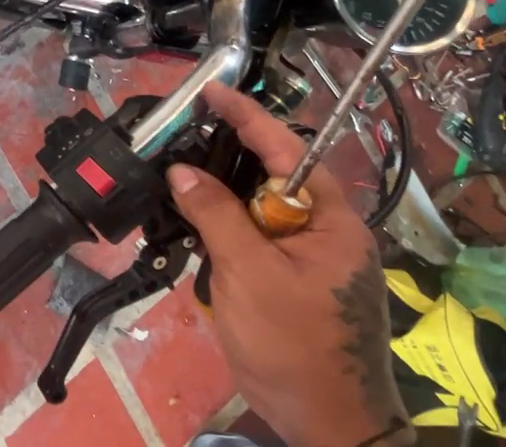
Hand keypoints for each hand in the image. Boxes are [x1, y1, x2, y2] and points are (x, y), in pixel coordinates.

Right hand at [170, 85, 412, 446]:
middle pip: (268, 174)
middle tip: (179, 131)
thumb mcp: (252, 274)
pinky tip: (187, 217)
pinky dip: (217, 222)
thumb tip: (181, 171)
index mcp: (332, 223)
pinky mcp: (282, 275)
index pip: (287, 152)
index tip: (212, 92)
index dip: (248, 118)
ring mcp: (302, 255)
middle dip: (223, 153)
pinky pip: (247, 233)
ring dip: (215, 191)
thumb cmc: (296, 346)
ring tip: (173, 170)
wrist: (323, 421)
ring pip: (253, 205)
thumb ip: (216, 215)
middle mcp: (322, 231)